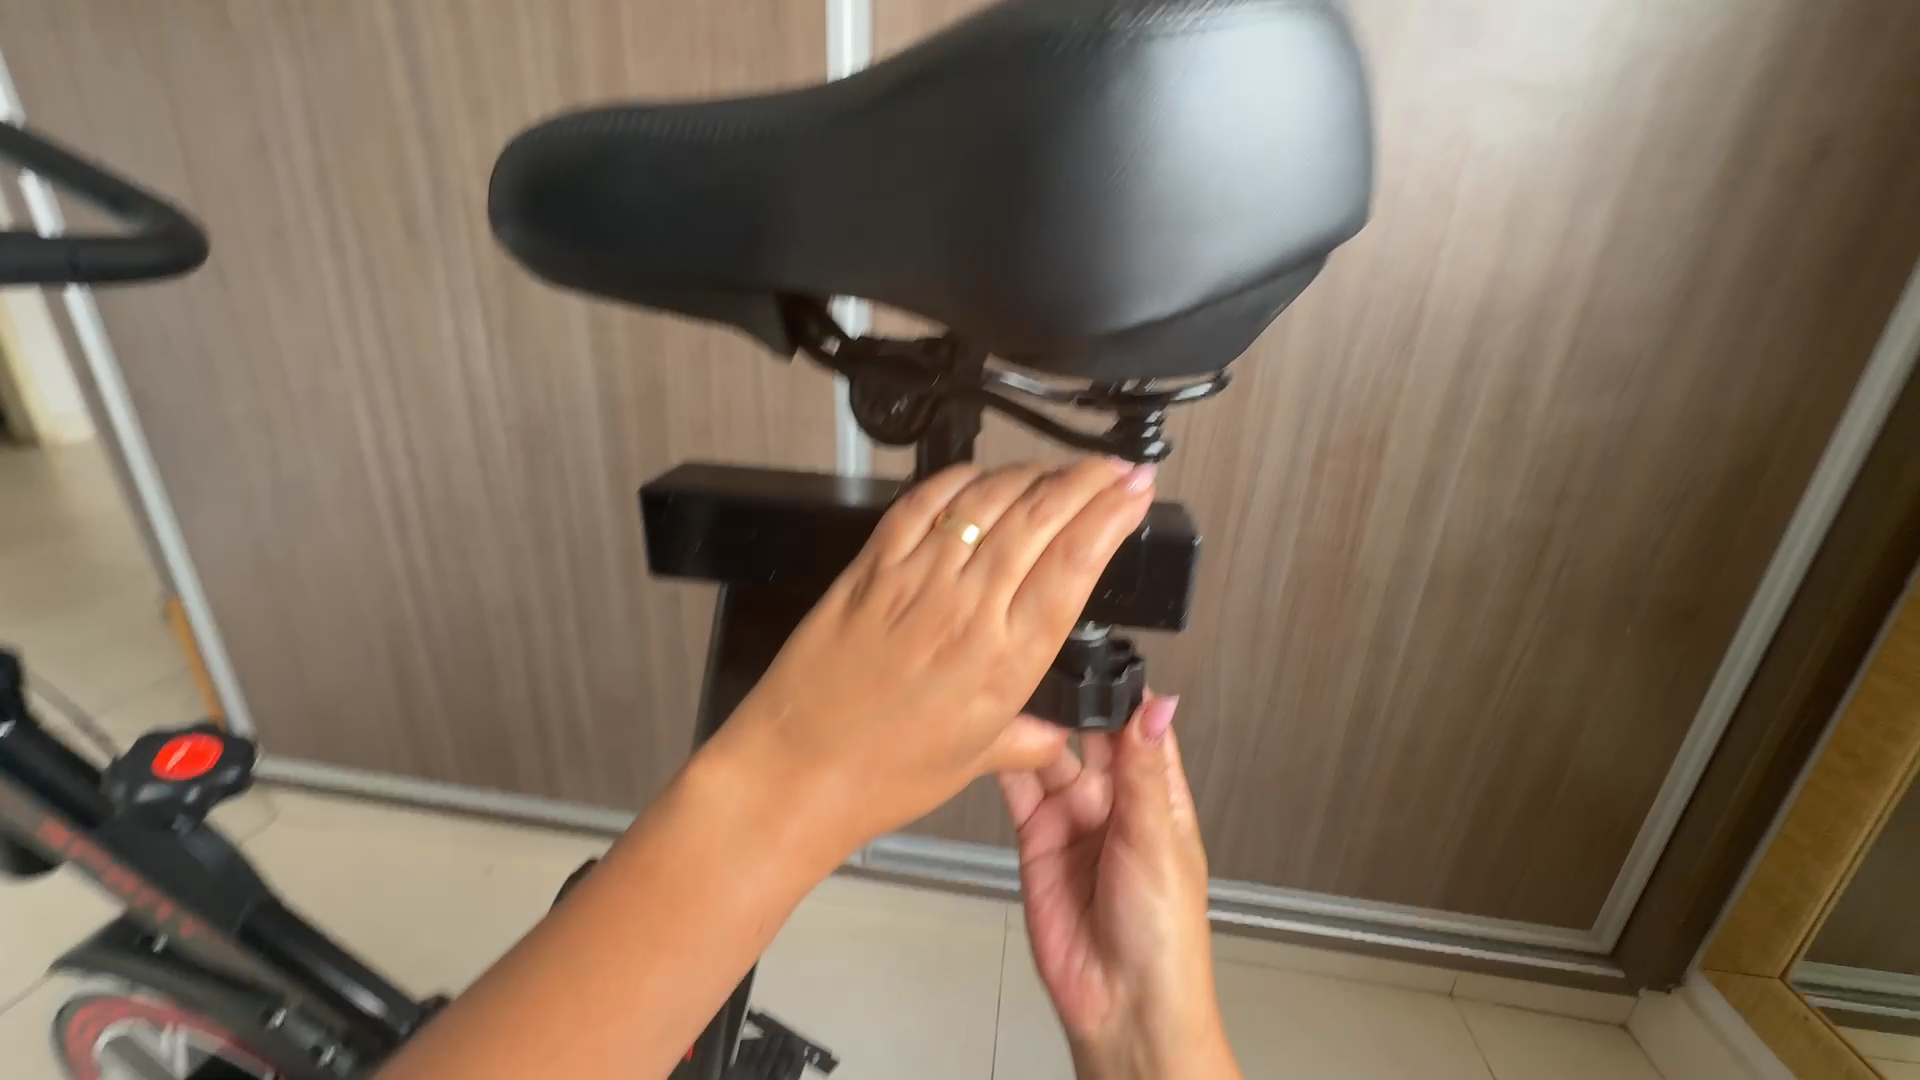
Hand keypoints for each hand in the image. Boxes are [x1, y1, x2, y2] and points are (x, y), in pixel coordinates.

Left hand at [714, 456, 1156, 847]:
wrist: (797, 769)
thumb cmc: (879, 773)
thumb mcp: (975, 761)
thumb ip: (1029, 738)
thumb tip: (1057, 732)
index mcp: (1005, 660)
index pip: (1075, 564)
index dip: (1114, 514)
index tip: (1136, 491)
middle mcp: (966, 610)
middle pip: (1041, 517)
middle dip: (1088, 480)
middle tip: (1113, 469)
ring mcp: (916, 581)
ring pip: (988, 500)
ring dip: (1033, 472)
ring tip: (1059, 469)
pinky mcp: (873, 567)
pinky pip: (923, 503)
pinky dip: (958, 479)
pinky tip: (980, 476)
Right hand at [1001, 696, 1239, 1079]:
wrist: (1119, 1005)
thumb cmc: (1163, 932)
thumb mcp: (1156, 841)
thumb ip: (1144, 771)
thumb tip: (1159, 704)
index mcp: (1154, 794)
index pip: (1138, 727)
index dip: (1122, 691)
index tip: (1100, 650)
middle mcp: (1113, 799)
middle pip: (1090, 734)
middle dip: (1071, 701)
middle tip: (1044, 661)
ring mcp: (1072, 816)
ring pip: (1050, 756)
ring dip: (1036, 728)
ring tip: (1013, 691)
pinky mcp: (1037, 836)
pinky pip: (1019, 790)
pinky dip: (1006, 762)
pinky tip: (995, 734)